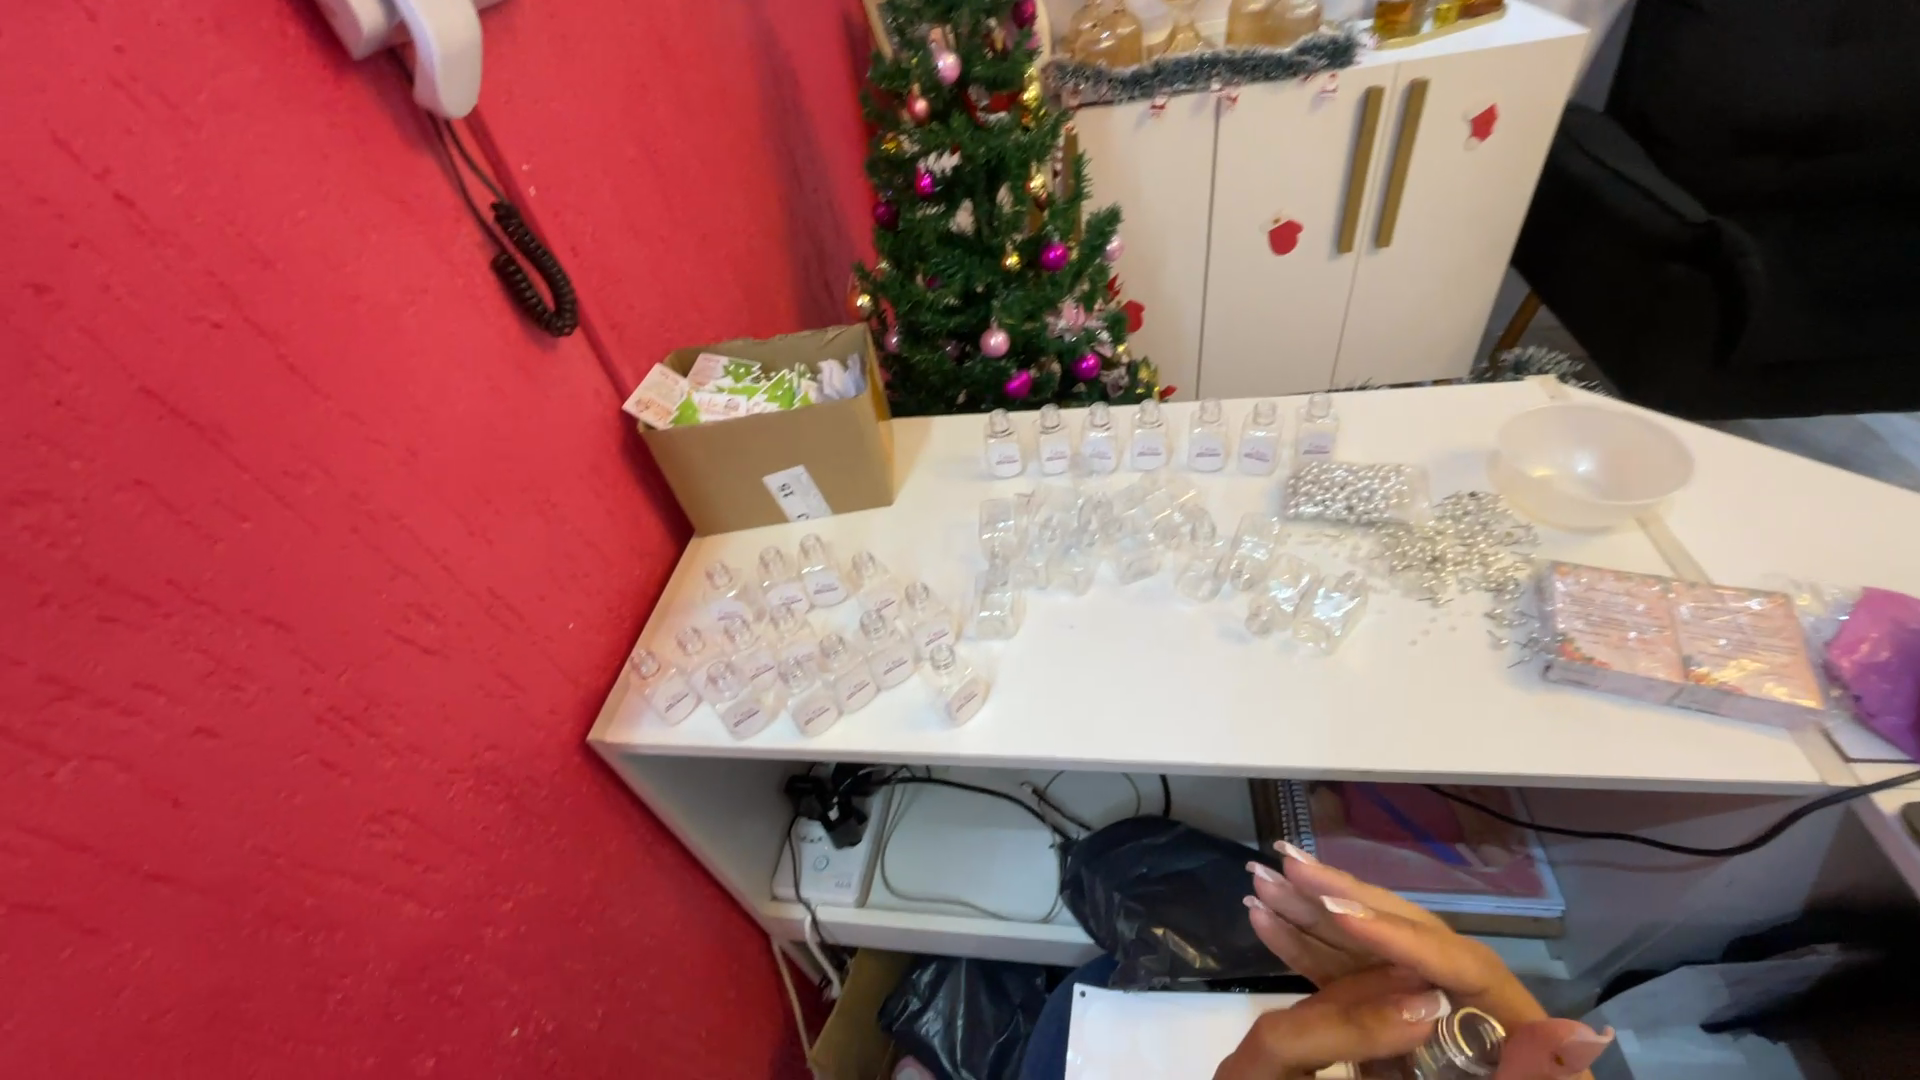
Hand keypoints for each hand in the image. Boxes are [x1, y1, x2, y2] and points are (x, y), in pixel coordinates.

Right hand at [1239, 843, 1612, 1077]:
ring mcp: (1420, 1000)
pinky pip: (1338, 972)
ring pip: (1362, 944)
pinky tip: (1262, 917)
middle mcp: (1465, 995)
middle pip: (1406, 932)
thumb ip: (1538, 1069)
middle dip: (1343, 897)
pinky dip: (1300, 945)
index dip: (1400, 937)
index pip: (1459, 963)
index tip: (1341, 914)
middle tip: (1290, 865)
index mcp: (1515, 1021)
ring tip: (1260, 879)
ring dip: (1307, 909)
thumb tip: (1548, 1030)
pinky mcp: (1384, 1011)